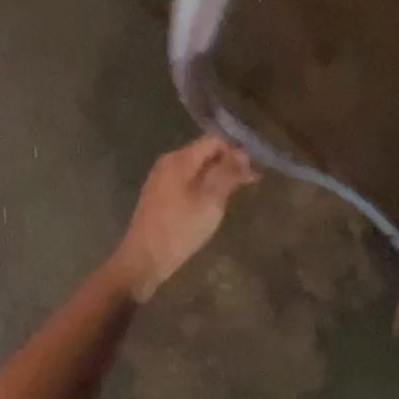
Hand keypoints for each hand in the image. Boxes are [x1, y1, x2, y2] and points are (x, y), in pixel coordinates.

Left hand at [109, 137, 256, 301]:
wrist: (145, 257)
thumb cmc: (180, 228)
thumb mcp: (211, 200)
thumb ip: (226, 173)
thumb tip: (241, 153)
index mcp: (178, 159)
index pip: (213, 140)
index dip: (236, 152)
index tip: (252, 172)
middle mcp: (167, 162)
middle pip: (204, 152)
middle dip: (227, 163)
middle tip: (250, 182)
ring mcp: (160, 179)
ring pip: (196, 168)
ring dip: (216, 176)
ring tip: (235, 193)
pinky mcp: (158, 194)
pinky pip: (186, 181)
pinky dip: (203, 186)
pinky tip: (213, 201)